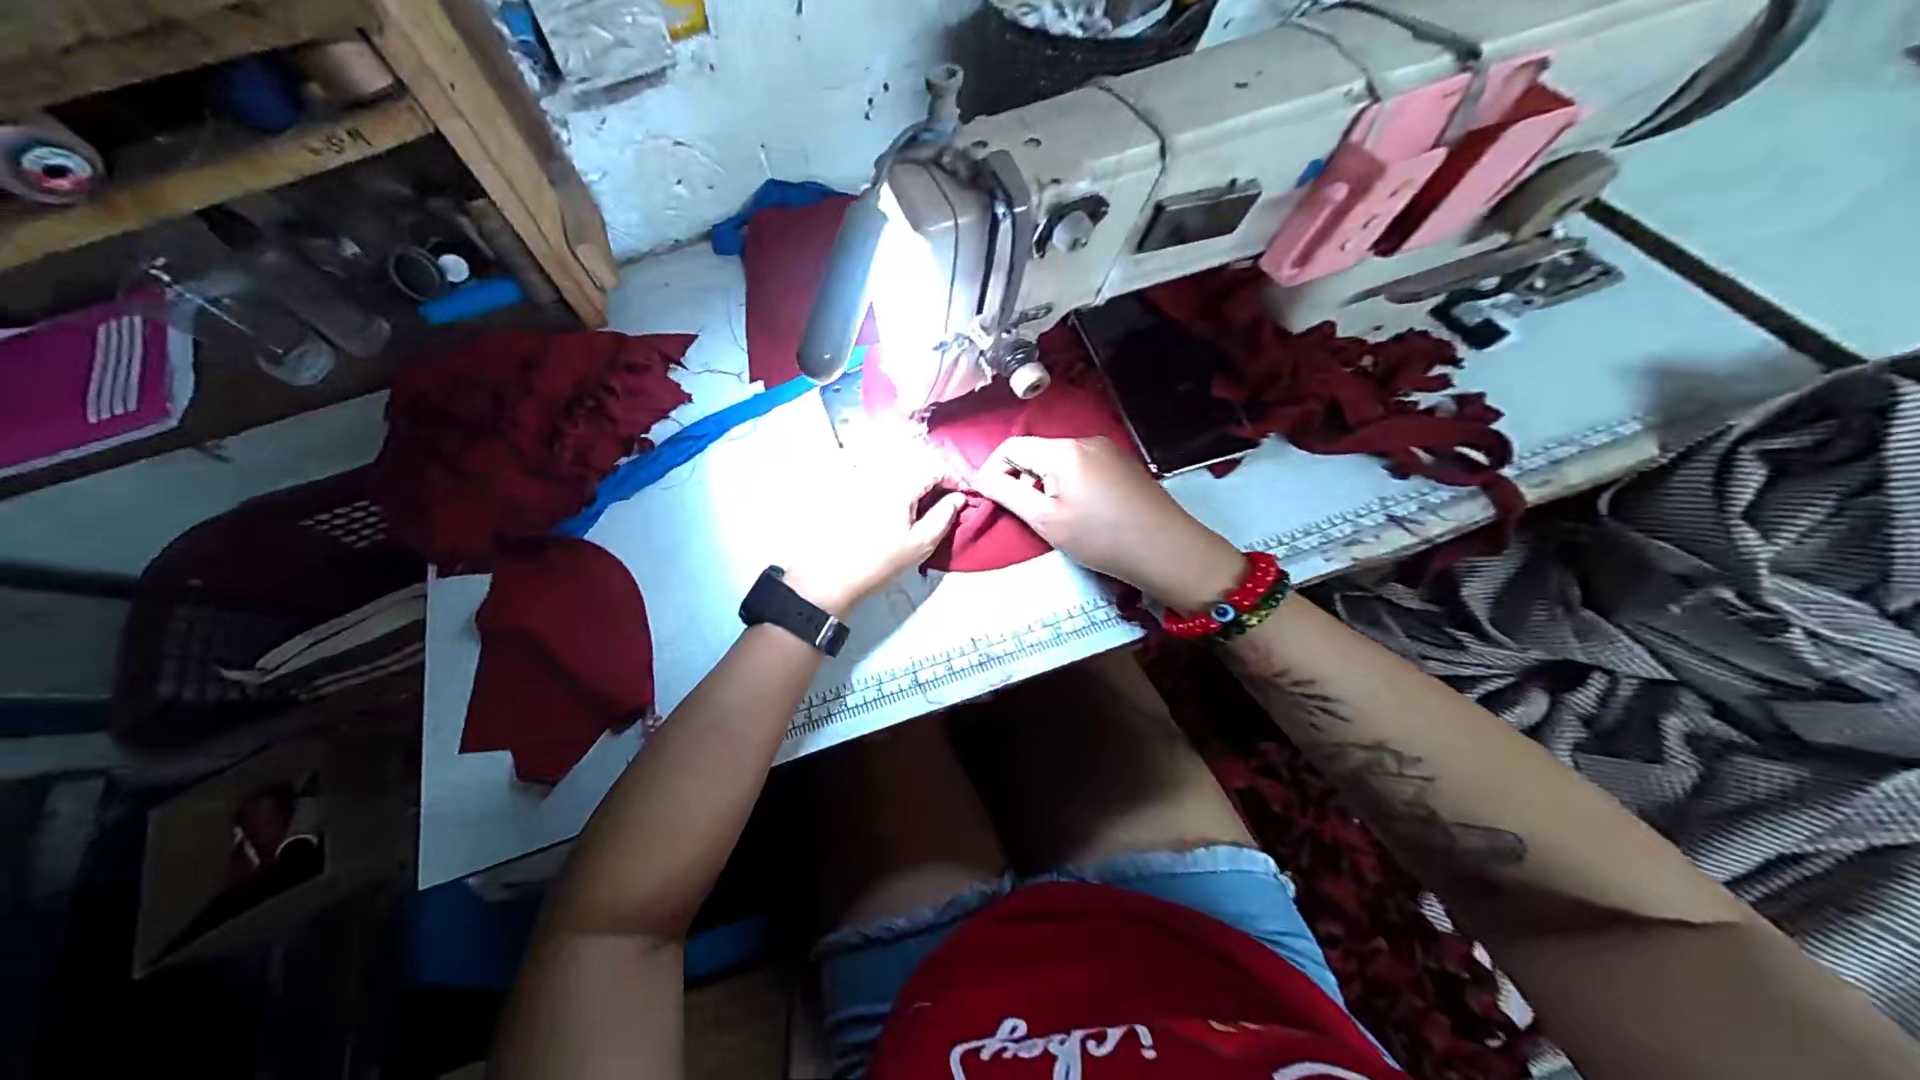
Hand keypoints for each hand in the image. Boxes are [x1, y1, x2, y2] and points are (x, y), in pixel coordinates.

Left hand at [784, 448, 967, 618]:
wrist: (833, 576)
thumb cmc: (881, 562)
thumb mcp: (921, 544)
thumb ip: (944, 516)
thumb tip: (958, 498)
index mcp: (900, 485)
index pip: (935, 466)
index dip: (953, 478)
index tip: (960, 496)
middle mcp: (882, 475)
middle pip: (917, 463)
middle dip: (936, 478)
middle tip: (946, 501)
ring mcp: (865, 481)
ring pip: (900, 470)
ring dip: (918, 482)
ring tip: (924, 507)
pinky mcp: (853, 491)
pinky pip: (884, 479)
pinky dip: (899, 488)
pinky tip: (900, 510)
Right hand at [971, 435, 1242, 610]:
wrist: (1166, 549)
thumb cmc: (1101, 538)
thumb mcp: (1045, 520)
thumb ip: (1007, 494)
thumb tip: (978, 478)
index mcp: (1063, 450)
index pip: (1011, 446)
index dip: (993, 470)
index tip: (992, 499)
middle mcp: (1085, 440)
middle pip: (1036, 452)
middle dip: (1022, 479)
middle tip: (1028, 515)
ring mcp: (1107, 450)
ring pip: (1059, 460)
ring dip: (1045, 484)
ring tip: (1056, 518)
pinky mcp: (1122, 463)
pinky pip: (1082, 466)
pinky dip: (1069, 484)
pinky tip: (1081, 512)